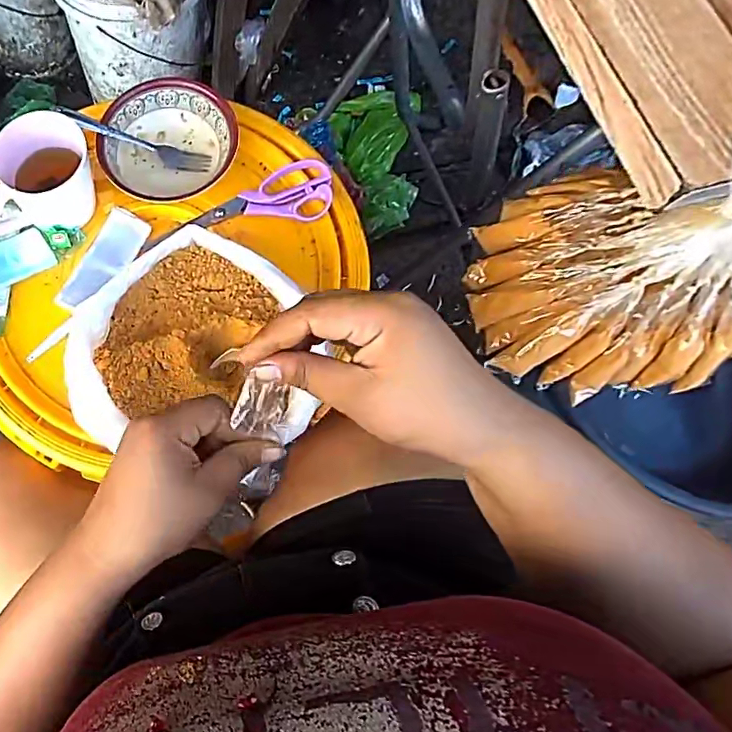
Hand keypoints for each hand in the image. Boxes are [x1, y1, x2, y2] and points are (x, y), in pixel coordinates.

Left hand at [73, 396, 279, 577]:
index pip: (216, 408)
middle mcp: (147, 422)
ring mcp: (137, 438)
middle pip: (201, 416)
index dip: (238, 430)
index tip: (251, 457)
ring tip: (214, 484)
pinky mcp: (134, 455)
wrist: (108, 553)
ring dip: (208, 452)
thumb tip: (272, 445)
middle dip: (223, 442)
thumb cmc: (160, 523)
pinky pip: (171, 444)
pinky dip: (189, 459)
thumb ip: (242, 460)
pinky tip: (194, 486)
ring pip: (188, 432)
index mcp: (163, 425)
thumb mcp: (210, 490)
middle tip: (235, 473)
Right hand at [230, 290, 536, 467]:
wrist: (486, 429)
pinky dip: (331, 342)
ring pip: (339, 315)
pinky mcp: (407, 329)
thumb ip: (308, 375)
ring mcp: (402, 313)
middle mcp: (391, 301)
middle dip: (287, 332)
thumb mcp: (358, 397)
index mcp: (381, 310)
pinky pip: (357, 326)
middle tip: (258, 361)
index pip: (311, 312)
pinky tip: (316, 359)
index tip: (245, 359)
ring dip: (307, 336)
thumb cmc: (426, 415)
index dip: (273, 334)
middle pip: (324, 306)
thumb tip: (262, 366)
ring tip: (279, 362)